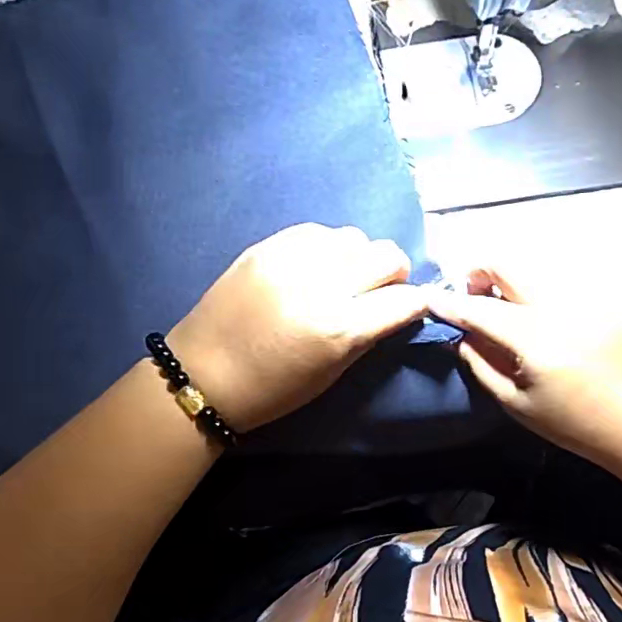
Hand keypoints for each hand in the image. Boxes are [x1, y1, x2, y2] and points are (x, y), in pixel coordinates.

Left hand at [166, 224, 428, 430]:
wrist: (204, 374)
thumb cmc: (274, 389)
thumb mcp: (332, 372)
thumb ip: (370, 335)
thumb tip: (398, 308)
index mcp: (340, 329)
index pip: (404, 300)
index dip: (417, 302)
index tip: (412, 306)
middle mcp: (321, 286)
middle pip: (386, 256)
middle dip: (394, 273)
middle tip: (381, 289)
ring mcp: (291, 260)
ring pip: (354, 237)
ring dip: (360, 257)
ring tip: (343, 277)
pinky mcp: (267, 246)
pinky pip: (317, 232)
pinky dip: (327, 247)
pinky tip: (315, 267)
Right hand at [428, 266, 621, 482]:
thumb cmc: (578, 424)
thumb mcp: (519, 405)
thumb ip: (483, 366)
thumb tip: (462, 337)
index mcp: (533, 338)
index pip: (479, 309)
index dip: (449, 303)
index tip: (429, 298)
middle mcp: (557, 306)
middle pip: (507, 265)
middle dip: (479, 274)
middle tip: (473, 298)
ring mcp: (583, 298)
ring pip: (532, 270)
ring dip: (508, 282)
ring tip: (505, 310)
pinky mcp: (601, 300)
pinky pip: (557, 283)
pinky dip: (536, 292)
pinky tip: (540, 319)